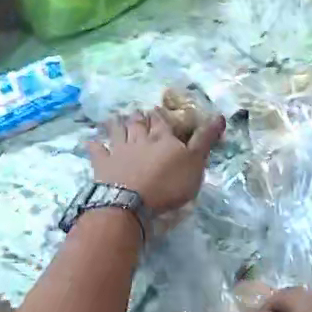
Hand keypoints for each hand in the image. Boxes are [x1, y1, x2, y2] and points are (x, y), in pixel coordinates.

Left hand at [87, 109, 223, 211]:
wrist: (131, 201)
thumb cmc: (168, 183)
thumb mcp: (195, 162)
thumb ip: (205, 140)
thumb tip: (220, 115)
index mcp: (163, 138)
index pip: (162, 122)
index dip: (161, 116)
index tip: (158, 110)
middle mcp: (139, 139)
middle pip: (138, 124)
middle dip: (139, 117)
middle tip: (137, 111)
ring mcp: (119, 151)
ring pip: (118, 132)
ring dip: (117, 124)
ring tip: (116, 118)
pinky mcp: (103, 165)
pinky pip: (97, 151)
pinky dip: (94, 145)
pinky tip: (91, 141)